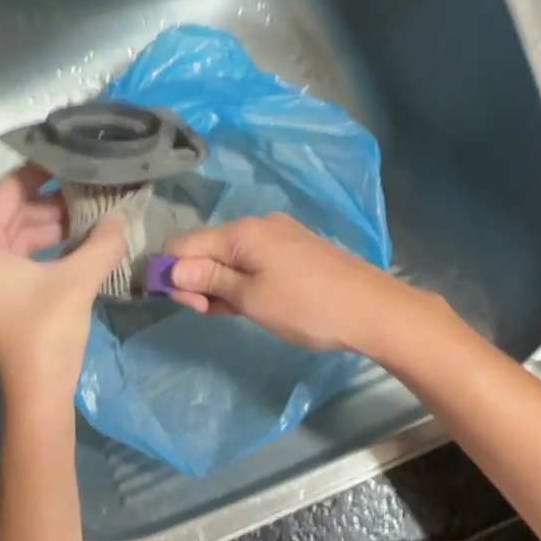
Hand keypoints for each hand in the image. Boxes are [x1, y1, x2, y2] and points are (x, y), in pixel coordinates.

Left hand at [0, 166, 127, 405]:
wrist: (38, 395)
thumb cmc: (47, 334)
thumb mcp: (77, 282)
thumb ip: (100, 244)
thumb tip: (120, 220)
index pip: (7, 192)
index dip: (38, 170)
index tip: (68, 156)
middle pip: (14, 216)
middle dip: (52, 202)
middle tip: (90, 188)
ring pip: (21, 241)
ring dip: (54, 228)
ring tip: (92, 215)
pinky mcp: (2, 302)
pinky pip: (25, 263)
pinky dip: (50, 252)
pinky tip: (81, 246)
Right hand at [161, 213, 447, 357]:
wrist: (371, 310)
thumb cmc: (306, 307)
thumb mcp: (250, 298)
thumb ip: (210, 281)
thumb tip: (171, 269)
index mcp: (242, 232)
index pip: (185, 242)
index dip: (169, 271)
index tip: (171, 303)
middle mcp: (258, 225)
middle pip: (207, 247)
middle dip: (195, 279)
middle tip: (203, 314)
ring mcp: (280, 237)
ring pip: (231, 257)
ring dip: (219, 284)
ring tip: (227, 314)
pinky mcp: (295, 251)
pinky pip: (253, 262)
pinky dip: (241, 282)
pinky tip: (247, 304)